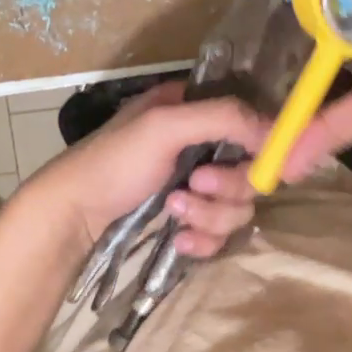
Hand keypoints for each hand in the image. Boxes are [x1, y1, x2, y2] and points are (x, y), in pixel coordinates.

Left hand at [21, 83, 265, 257]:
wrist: (73, 215)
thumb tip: (278, 130)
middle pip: (253, 172)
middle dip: (228, 186)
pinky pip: (219, 235)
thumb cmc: (113, 161)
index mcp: (196, 111)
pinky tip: (178, 239)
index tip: (275, 166)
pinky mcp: (188, 220)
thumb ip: (223, 118)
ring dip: (210, 214)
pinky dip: (203, 240)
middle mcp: (202, 146)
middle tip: (195, 186)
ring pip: (238, 208)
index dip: (269, 146)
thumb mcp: (164, 126)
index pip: (255, 123)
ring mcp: (197, 186)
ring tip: (173, 210)